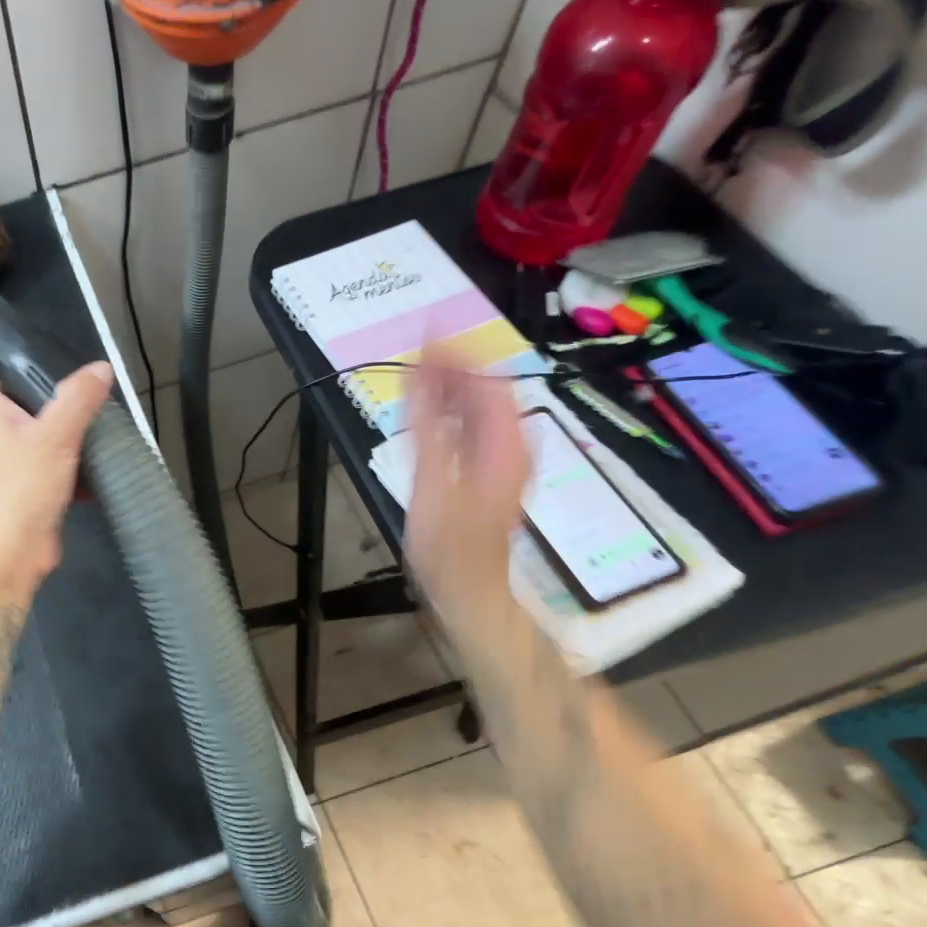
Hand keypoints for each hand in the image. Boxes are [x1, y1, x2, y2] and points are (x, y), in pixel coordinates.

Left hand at [0, 361, 114, 583]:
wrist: (11, 554)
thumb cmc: (21, 486)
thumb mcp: (53, 434)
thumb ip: (78, 399)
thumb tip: (102, 368)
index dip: (13, 362)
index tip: (49, 353)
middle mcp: (2, 437)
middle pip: (30, 406)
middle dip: (61, 399)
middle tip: (96, 388)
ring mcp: (20, 467)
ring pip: (52, 439)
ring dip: (77, 435)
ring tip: (111, 420)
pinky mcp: (39, 493)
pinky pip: (65, 472)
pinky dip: (84, 470)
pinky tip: (110, 463)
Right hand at [404, 345, 529, 630]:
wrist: (471, 593)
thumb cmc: (451, 548)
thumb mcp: (433, 485)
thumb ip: (427, 426)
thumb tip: (418, 374)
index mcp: (506, 443)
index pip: (489, 379)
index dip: (459, 351)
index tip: (425, 333)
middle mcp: (513, 444)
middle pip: (488, 388)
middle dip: (453, 364)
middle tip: (413, 349)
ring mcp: (504, 459)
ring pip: (481, 406)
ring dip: (450, 385)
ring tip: (415, 372)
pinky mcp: (490, 472)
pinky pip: (475, 426)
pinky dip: (452, 411)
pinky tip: (428, 410)